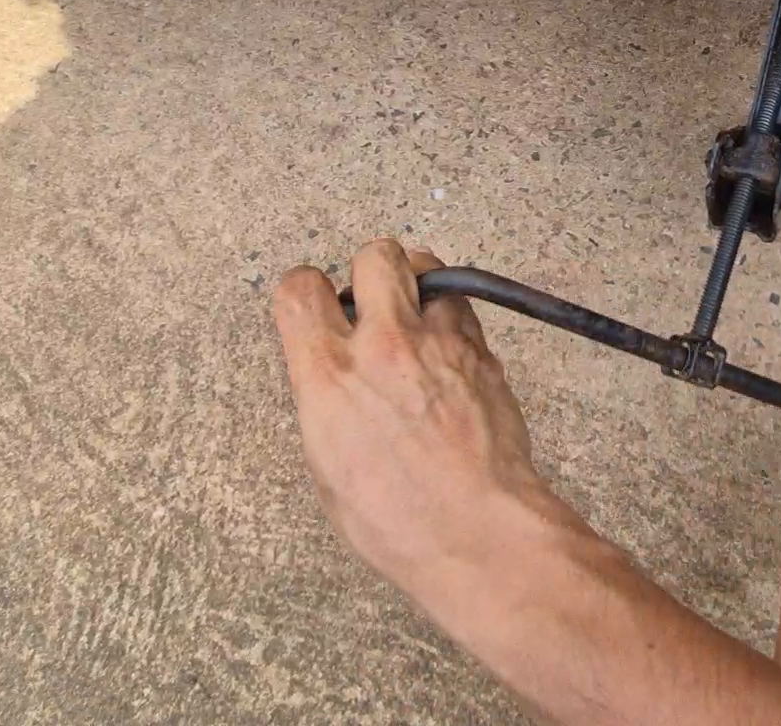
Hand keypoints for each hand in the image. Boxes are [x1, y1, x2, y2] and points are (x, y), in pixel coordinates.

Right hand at [273, 239, 552, 588]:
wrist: (475, 525)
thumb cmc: (397, 518)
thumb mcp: (328, 465)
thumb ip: (327, 397)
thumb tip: (334, 369)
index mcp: (329, 377)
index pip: (300, 289)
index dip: (306, 290)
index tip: (315, 303)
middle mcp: (384, 345)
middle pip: (375, 255)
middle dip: (371, 268)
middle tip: (376, 300)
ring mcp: (439, 341)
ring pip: (427, 265)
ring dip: (418, 282)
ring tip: (417, 315)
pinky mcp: (480, 348)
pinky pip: (462, 304)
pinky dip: (450, 314)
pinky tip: (448, 348)